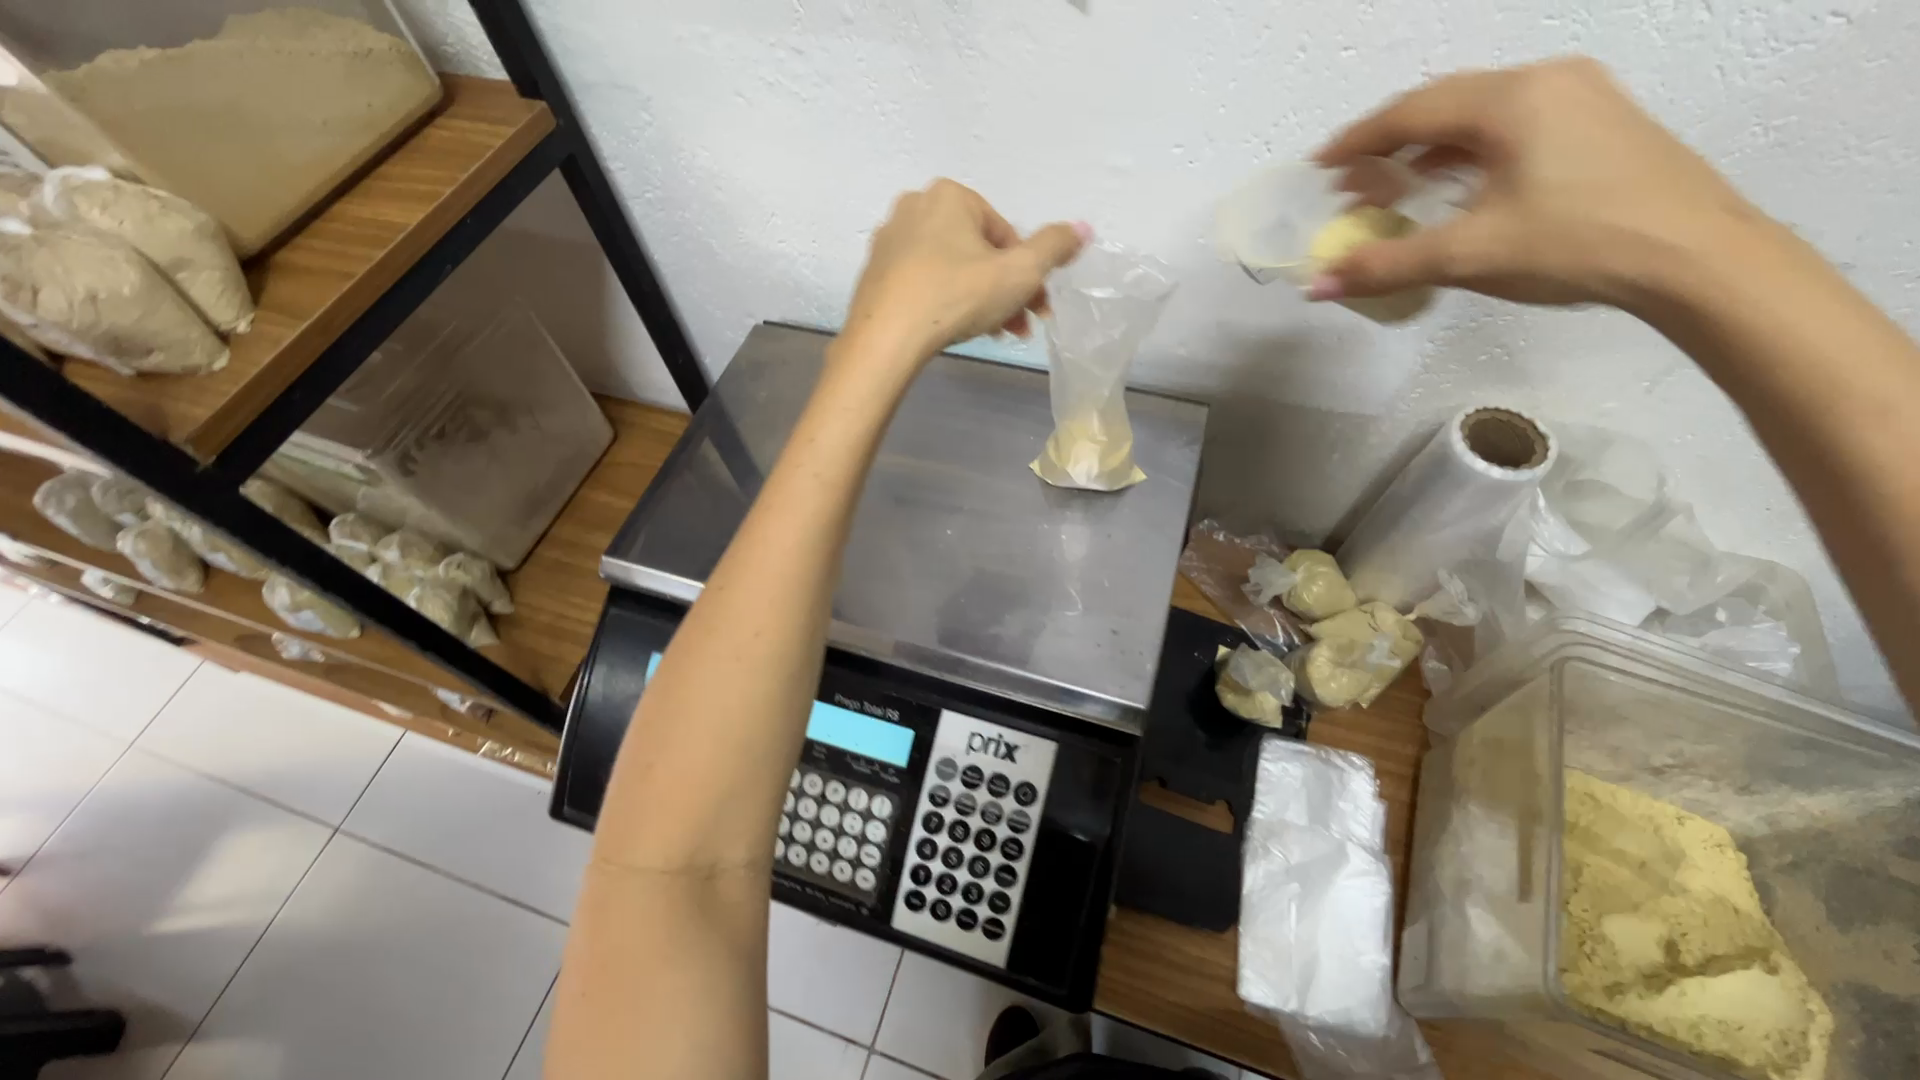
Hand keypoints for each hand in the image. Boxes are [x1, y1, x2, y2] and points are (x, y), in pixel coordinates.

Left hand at [841, 179, 1087, 365]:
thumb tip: (1082, 228)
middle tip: (1020, 327)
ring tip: (993, 334)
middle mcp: (914, 207)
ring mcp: (889, 241)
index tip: (1038, 308)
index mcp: (950, 195)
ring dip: (980, 301)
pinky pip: (922, 283)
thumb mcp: (1020, 273)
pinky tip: (954, 330)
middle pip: (978, 252)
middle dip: (1005, 290)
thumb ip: (1054, 247)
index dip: (1028, 273)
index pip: (1005, 234)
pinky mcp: (874, 274)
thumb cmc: (957, 296)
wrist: (886, 339)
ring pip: (951, 269)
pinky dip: (944, 303)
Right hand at [1314, 57, 1772, 311]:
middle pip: (1444, 102)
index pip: (1411, 112)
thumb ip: (1386, 265)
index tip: (1320, 166)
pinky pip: (1513, 122)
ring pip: (1480, 111)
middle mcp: (1544, 81)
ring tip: (1394, 185)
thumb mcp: (1470, 256)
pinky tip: (1455, 182)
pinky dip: (1468, 149)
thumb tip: (1316, 286)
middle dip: (1389, 142)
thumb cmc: (1576, 244)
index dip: (1358, 140)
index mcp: (1510, 101)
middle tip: (1351, 182)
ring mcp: (1580, 95)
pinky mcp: (1600, 119)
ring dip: (1429, 146)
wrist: (1696, 255)